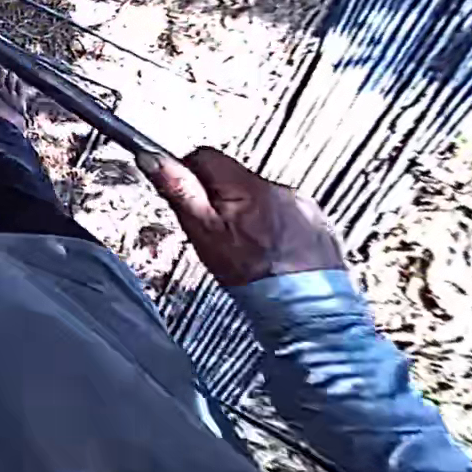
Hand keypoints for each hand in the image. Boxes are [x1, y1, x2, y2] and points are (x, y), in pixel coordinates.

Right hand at [140, 145, 344, 286]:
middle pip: (232, 176)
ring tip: (244, 243)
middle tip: (217, 229)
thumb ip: (178, 189)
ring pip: (258, 196)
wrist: (307, 316)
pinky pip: (284, 213)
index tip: (191, 199)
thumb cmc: (252, 277)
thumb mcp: (203, 232)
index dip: (190, 175)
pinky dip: (272, 226)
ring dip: (247, 212)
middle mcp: (279, 190)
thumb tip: (153, 157)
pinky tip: (268, 249)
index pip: (205, 155)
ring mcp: (303, 207)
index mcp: (247, 187)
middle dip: (219, 197)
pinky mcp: (319, 225)